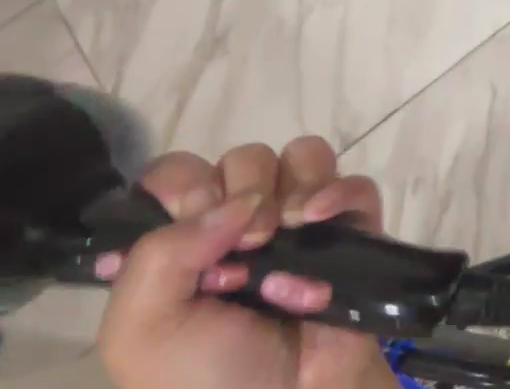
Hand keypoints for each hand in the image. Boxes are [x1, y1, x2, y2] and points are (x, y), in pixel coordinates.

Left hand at [96, 137, 396, 388]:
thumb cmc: (205, 373)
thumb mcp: (142, 331)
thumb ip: (160, 257)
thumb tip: (237, 204)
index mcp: (185, 241)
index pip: (179, 173)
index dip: (187, 183)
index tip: (194, 217)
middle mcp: (242, 221)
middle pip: (247, 157)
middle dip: (245, 191)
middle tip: (248, 243)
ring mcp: (304, 219)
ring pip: (304, 155)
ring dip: (295, 186)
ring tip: (291, 231)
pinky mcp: (355, 224)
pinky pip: (355, 182)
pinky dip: (338, 192)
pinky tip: (320, 219)